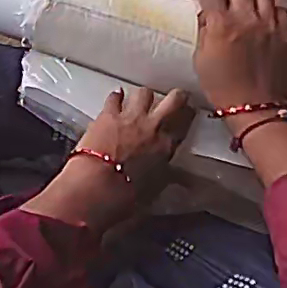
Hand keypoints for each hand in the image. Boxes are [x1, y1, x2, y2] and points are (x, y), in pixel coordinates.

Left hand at [24, 86, 191, 232]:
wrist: (98, 184)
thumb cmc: (127, 193)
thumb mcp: (156, 188)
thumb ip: (170, 178)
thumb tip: (184, 181)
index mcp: (167, 147)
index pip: (185, 126)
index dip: (188, 118)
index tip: (188, 115)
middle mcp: (153, 127)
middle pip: (173, 100)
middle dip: (177, 97)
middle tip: (177, 96)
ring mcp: (131, 117)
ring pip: (144, 93)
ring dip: (144, 96)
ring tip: (142, 98)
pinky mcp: (108, 114)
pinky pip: (116, 97)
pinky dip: (117, 96)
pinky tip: (116, 96)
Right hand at [192, 0, 286, 108]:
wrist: (253, 105)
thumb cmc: (220, 85)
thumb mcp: (200, 57)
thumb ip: (204, 29)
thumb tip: (206, 12)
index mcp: (221, 24)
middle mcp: (246, 18)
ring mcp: (269, 23)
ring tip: (244, 0)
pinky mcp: (285, 32)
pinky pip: (279, 8)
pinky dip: (268, 7)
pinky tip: (262, 15)